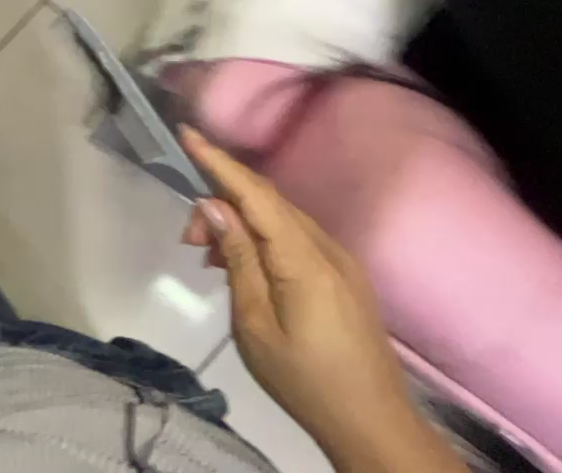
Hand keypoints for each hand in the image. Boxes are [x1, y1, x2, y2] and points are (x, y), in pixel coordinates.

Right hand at [179, 128, 461, 471]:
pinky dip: (258, 236)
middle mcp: (328, 250)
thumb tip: (214, 207)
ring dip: (238, 220)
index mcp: (305, 261)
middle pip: (267, 201)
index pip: (255, 195)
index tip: (187, 133)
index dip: (219, 162)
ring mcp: (340, 262)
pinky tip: (237, 261)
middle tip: (187, 237)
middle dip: (219, 199)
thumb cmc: (304, 379)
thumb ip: (237, 258)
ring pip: (279, 218)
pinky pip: (293, 236)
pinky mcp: (342, 276)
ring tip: (205, 253)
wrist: (374, 427)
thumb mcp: (255, 323)